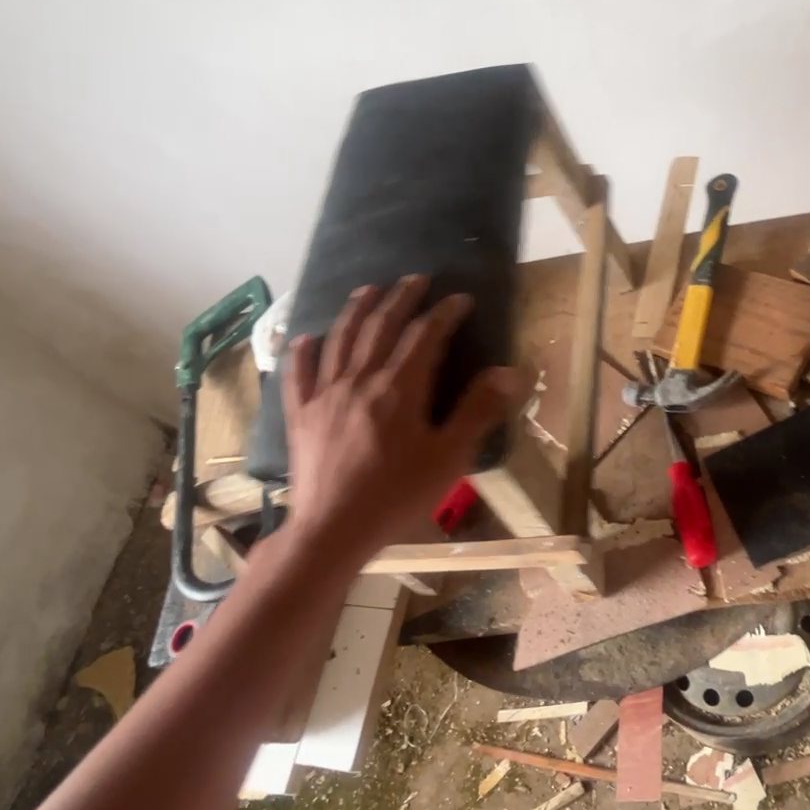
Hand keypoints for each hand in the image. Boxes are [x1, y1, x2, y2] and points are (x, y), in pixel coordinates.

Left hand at [281, 274, 522, 558]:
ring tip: (369, 289)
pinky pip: (299, 374)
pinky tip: (307, 337)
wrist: (332, 530)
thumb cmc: (397, 496)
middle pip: (380, 326)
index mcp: (399, 388)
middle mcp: (359, 380)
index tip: (461, 298)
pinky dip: (303, 351)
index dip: (445, 312)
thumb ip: (477, 411)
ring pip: (340, 340)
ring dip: (356, 309)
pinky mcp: (302, 415)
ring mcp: (325, 395)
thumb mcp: (448, 457)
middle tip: (416, 279)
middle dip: (401, 298)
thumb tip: (510, 371)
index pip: (425, 335)